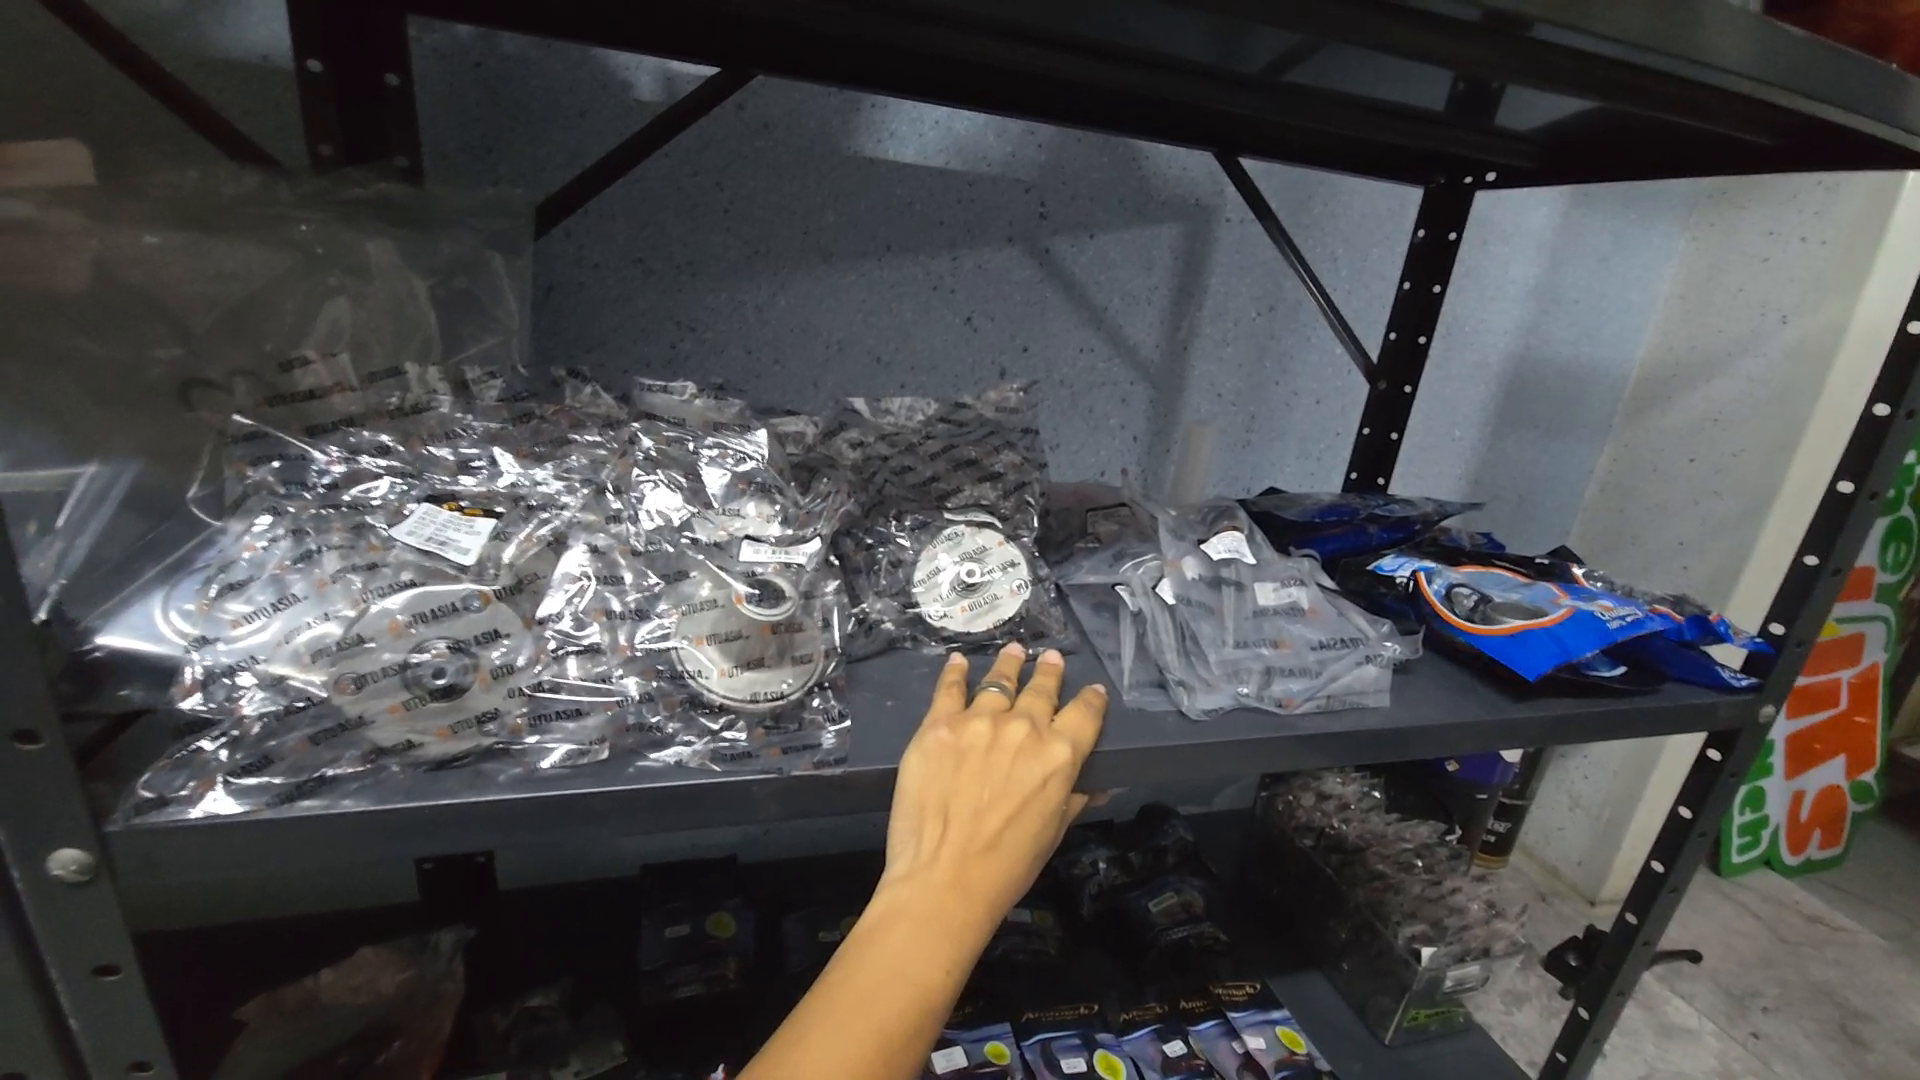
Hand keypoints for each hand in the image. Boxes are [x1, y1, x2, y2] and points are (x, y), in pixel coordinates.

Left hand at [878, 643, 1107, 934]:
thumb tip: (1099, 784)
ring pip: (998, 682)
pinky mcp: (938, 726)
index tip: (1093, 690)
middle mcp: (1023, 728)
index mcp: (1059, 755)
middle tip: (1051, 658)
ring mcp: (977, 722)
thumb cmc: (1008, 866)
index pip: (1085, 714)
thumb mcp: (1053, 832)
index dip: (1092, 699)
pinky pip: (950, 689)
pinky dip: (956, 672)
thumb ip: (1075, 798)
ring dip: (1009, 664)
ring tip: (1015, 650)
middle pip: (1041, 690)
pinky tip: (959, 661)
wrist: (945, 878)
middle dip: (1050, 672)